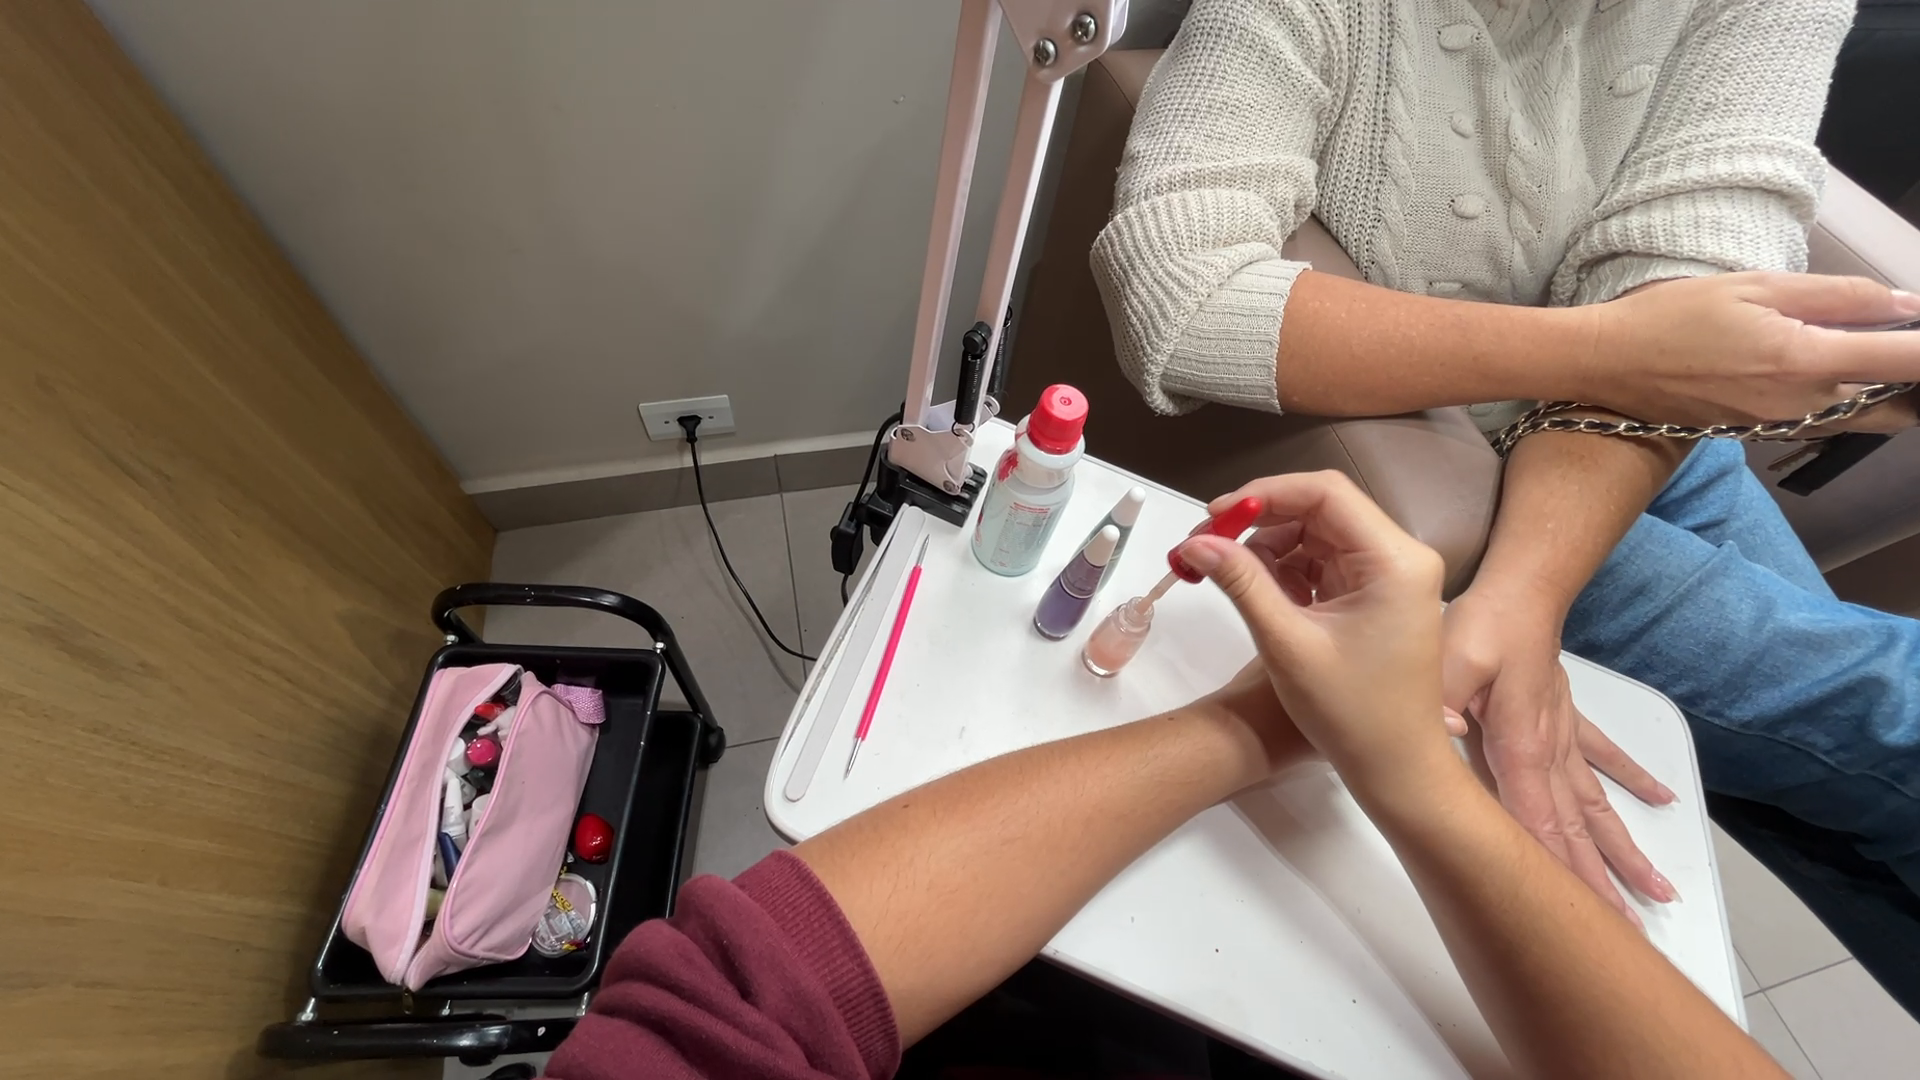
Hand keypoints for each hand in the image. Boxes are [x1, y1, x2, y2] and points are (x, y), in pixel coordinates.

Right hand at [1176, 472, 1456, 806]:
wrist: (1395, 768)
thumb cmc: (1349, 711)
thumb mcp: (1286, 642)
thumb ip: (1240, 583)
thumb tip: (1194, 543)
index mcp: (1393, 561)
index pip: (1325, 494)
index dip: (1264, 494)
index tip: (1213, 516)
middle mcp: (1398, 556)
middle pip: (1319, 510)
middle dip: (1259, 522)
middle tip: (1207, 544)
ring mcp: (1386, 575)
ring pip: (1314, 534)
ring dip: (1267, 548)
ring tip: (1228, 575)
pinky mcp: (1372, 593)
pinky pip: (1319, 561)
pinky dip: (1283, 570)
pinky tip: (1259, 592)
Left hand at [1442, 589, 1680, 923]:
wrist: (1522, 594)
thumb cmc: (1482, 626)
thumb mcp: (1448, 659)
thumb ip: (1443, 699)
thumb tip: (1443, 734)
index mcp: (1518, 743)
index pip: (1535, 815)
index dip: (1552, 864)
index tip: (1579, 911)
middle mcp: (1548, 747)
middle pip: (1573, 822)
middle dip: (1596, 876)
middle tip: (1628, 928)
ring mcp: (1562, 732)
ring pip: (1594, 800)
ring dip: (1620, 845)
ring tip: (1659, 891)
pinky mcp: (1565, 713)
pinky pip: (1601, 754)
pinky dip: (1628, 777)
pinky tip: (1661, 800)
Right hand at [1590, 273, 1919, 426]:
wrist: (1595, 362)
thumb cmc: (1665, 317)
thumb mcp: (1753, 287)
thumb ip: (1839, 296)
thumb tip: (1906, 305)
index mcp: (1806, 359)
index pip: (1915, 360)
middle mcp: (1797, 403)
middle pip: (1898, 406)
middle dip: (1907, 381)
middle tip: (1892, 348)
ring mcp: (1768, 423)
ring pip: (1854, 419)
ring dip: (1872, 396)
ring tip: (1856, 361)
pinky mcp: (1743, 431)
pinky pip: (1808, 423)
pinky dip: (1827, 405)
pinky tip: (1805, 377)